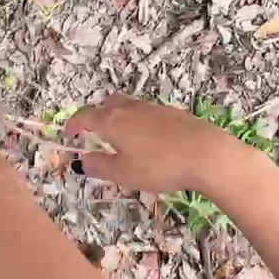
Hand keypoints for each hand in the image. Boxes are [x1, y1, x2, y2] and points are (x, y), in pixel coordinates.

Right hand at [65, 94, 244, 194]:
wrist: (208, 155)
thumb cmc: (160, 166)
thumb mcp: (124, 173)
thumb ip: (100, 166)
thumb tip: (82, 161)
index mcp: (112, 121)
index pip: (85, 116)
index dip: (74, 124)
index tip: (70, 134)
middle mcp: (129, 109)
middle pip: (106, 105)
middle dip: (96, 116)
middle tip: (94, 132)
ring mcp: (152, 108)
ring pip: (127, 106)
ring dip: (118, 117)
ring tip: (120, 136)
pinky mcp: (172, 113)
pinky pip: (146, 112)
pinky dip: (138, 121)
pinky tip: (148, 139)